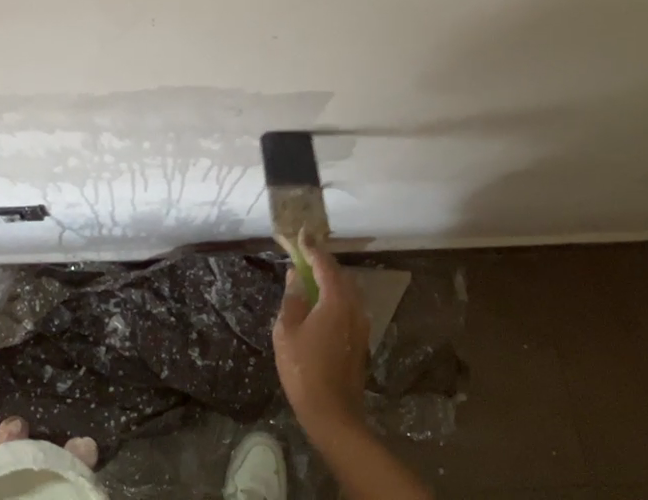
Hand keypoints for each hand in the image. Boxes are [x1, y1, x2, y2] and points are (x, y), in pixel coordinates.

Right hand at [272, 233, 369, 435]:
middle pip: (339, 275)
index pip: (324, 264)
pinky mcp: (361, 339)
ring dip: (330, 280)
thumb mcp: (287, 332)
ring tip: (311, 278)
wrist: (333, 414)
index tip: (302, 233)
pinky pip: (349, 306)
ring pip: (347, 291)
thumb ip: (292, 299)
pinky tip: (321, 306)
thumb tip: (295, 276)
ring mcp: (361, 324)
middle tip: (304, 254)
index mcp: (335, 301)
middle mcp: (353, 307)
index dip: (311, 248)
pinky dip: (335, 297)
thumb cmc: (304, 371)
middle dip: (322, 262)